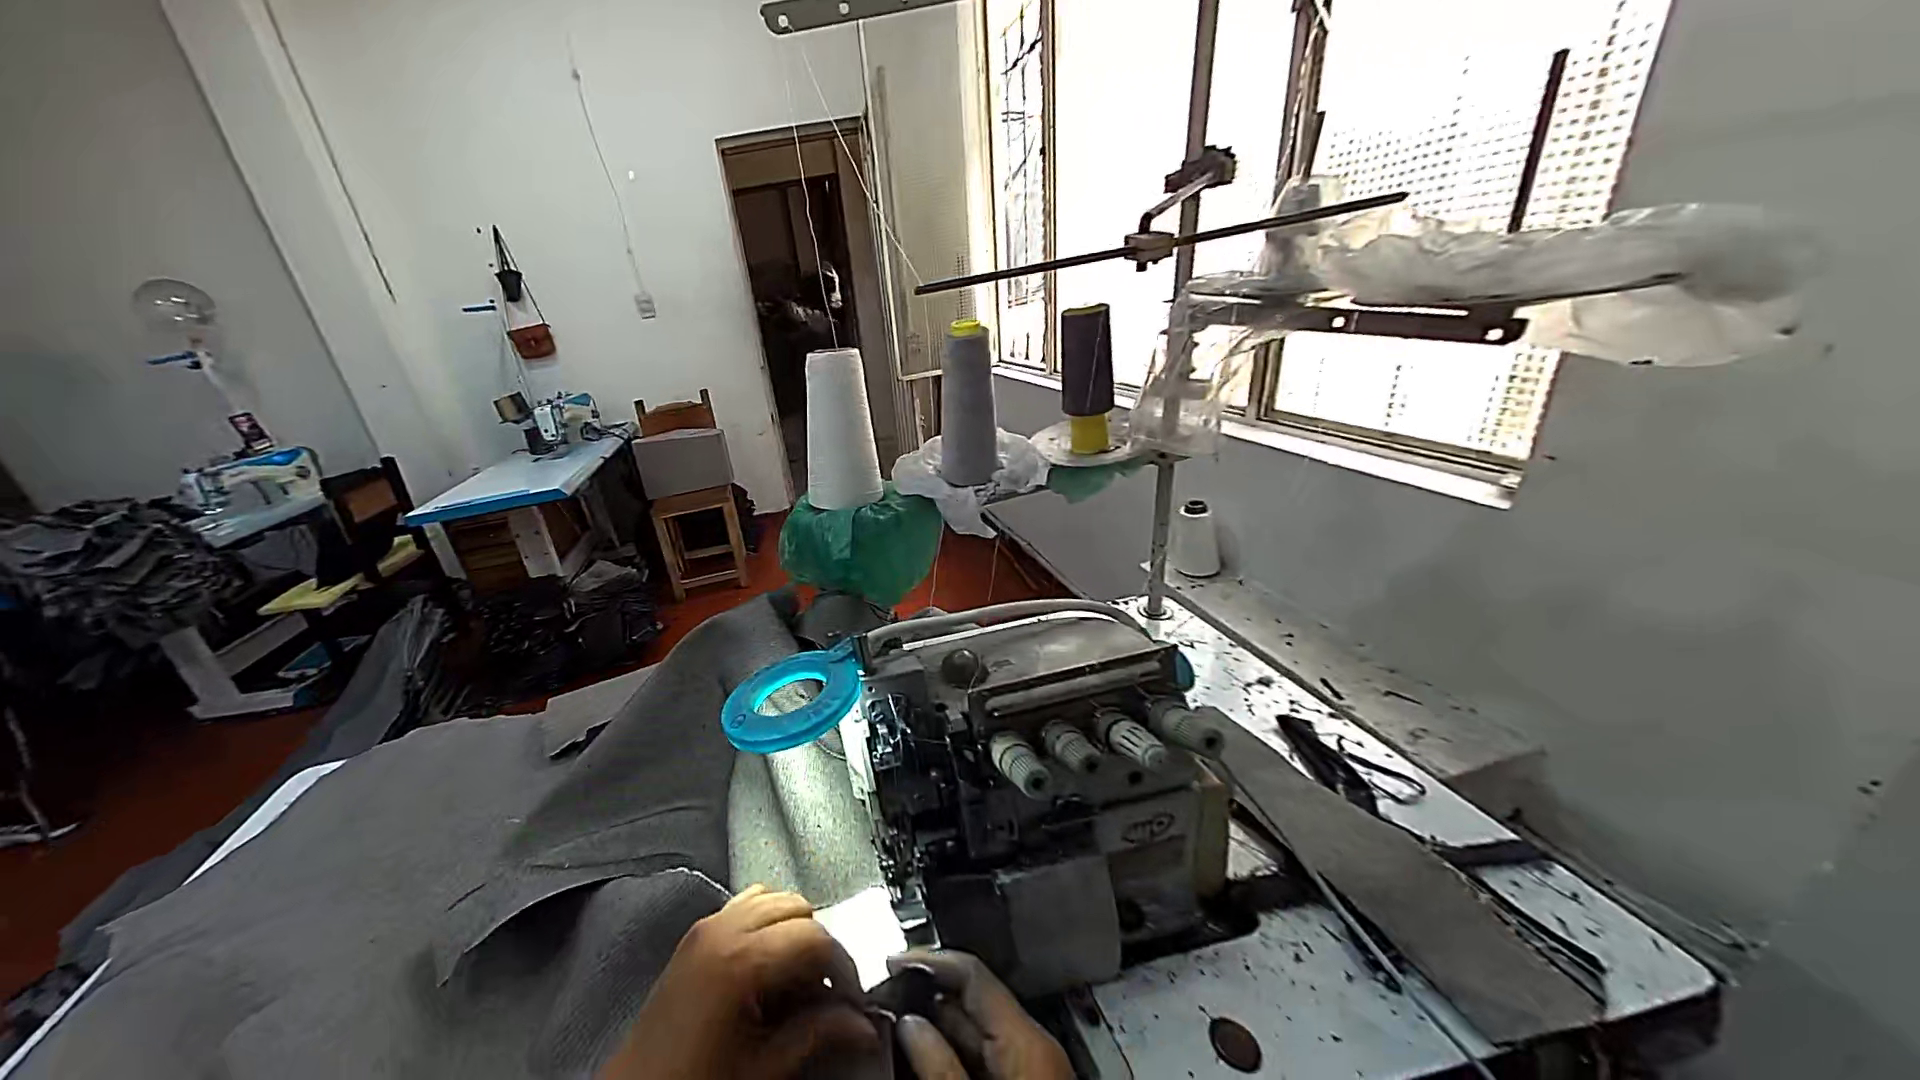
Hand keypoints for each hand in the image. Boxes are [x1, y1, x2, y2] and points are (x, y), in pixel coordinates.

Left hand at [598, 885, 877, 1078]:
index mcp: (740, 959)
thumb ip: (817, 1035)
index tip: (850, 999)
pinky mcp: (695, 934)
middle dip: (819, 945)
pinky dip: (766, 920)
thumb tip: (863, 1025)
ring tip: (797, 977)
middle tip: (825, 990)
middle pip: (798, 908)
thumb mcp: (763, 1068)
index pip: (816, 938)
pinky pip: (744, 904)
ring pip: (773, 898)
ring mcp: (706, 927)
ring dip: (795, 929)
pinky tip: (768, 961)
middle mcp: (723, 929)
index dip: (842, 967)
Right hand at [889, 951, 1073, 1079]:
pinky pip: (981, 1056)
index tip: (895, 959)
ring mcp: (1031, 1066)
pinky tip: (922, 1061)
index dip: (929, 959)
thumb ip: (940, 1066)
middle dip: (924, 997)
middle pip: (970, 1000)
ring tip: (893, 1028)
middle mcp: (1033, 1045)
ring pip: (973, 1031)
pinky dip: (951, 1053)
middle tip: (884, 1001)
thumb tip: (910, 1024)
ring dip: (933, 1027)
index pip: (973, 971)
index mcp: (1029, 1039)